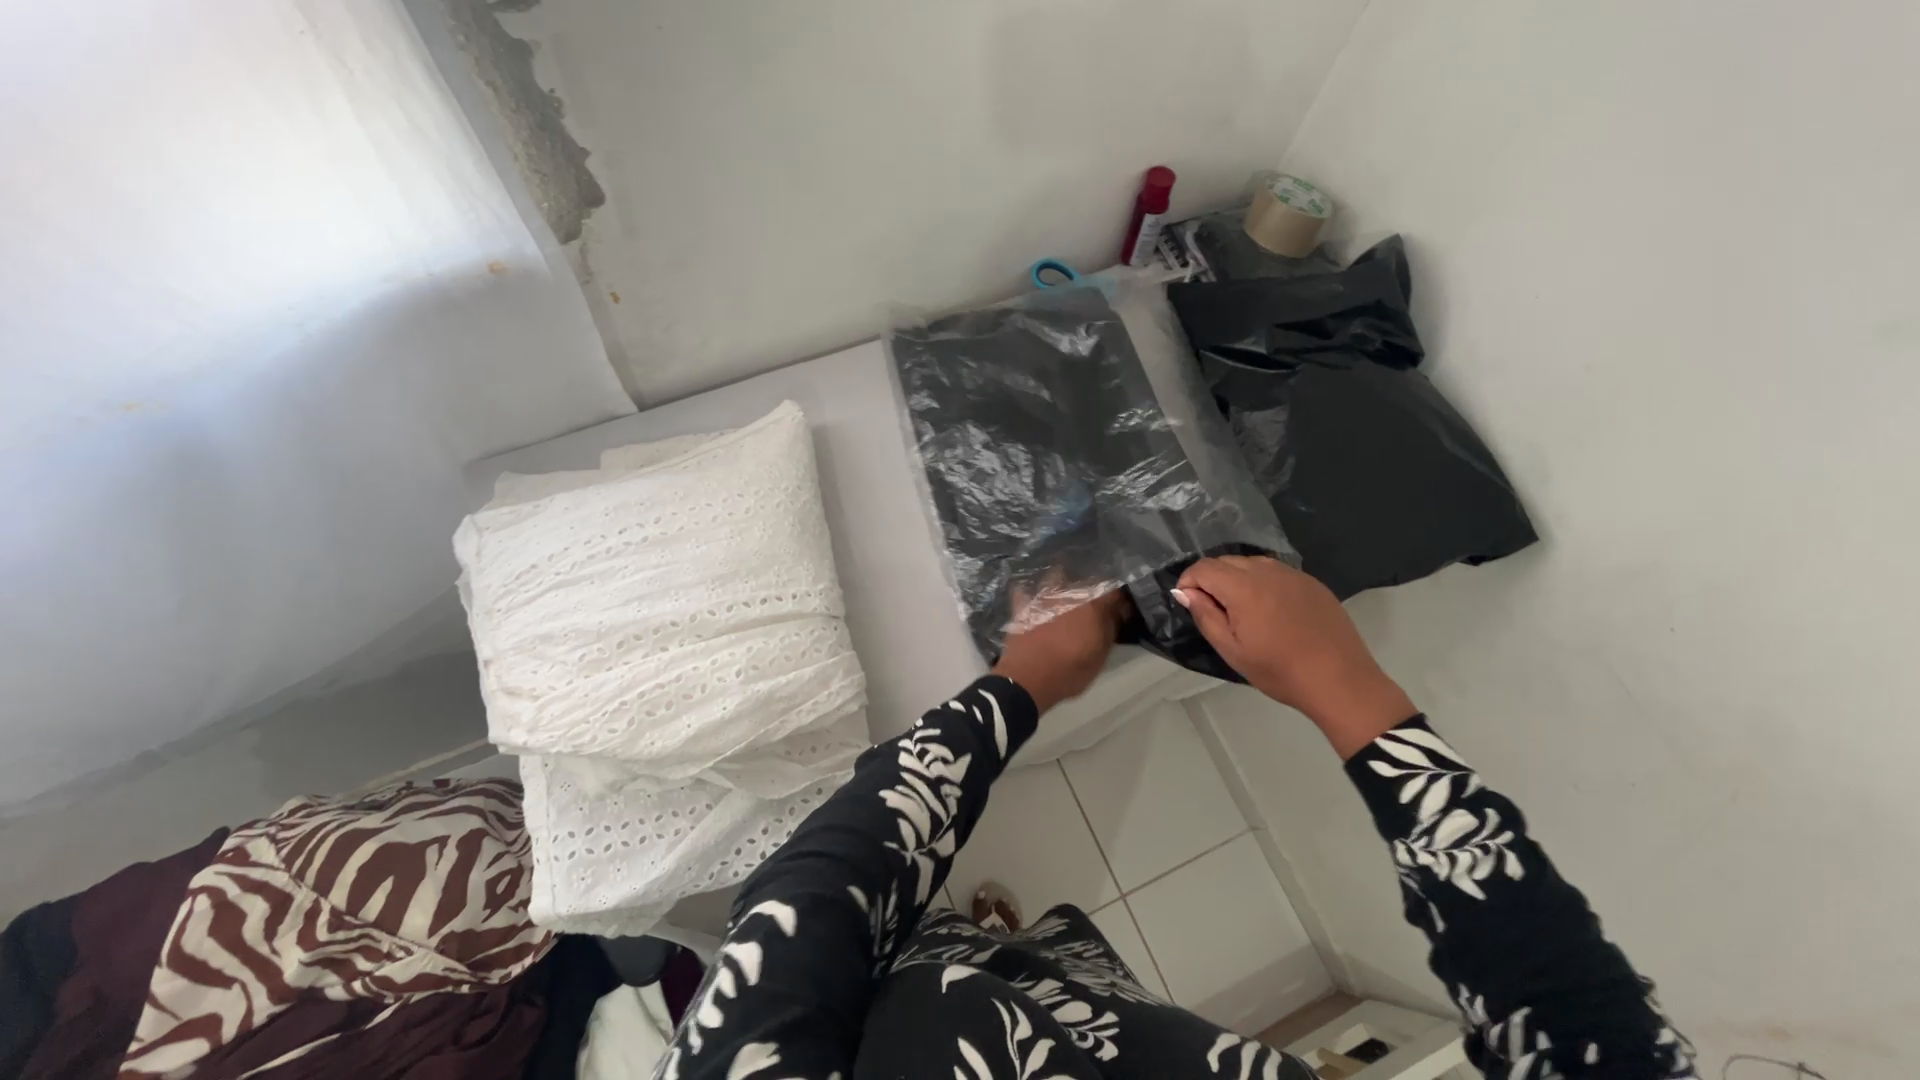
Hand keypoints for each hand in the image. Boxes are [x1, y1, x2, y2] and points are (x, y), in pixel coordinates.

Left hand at [991, 586, 1128, 714]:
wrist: (1028, 678)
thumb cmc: (1070, 671)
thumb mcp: (1100, 657)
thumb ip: (1110, 630)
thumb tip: (1117, 613)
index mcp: (1092, 605)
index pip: (1114, 591)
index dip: (1119, 599)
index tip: (1121, 609)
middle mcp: (1069, 593)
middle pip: (1085, 580)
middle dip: (1092, 587)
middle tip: (1092, 602)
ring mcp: (1043, 597)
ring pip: (1055, 575)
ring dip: (1062, 580)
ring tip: (1063, 593)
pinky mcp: (1022, 605)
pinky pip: (1024, 589)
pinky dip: (1030, 591)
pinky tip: (1032, 596)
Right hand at [1175, 555, 1415, 758]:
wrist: (1340, 680)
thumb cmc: (1280, 671)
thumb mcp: (1232, 650)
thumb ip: (1205, 615)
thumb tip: (1184, 592)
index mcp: (1244, 587)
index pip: (1204, 567)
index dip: (1189, 581)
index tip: (1189, 603)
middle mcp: (1268, 571)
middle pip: (1227, 561)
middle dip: (1212, 579)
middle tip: (1214, 611)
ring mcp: (1293, 574)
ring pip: (1252, 563)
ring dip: (1237, 579)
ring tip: (1242, 611)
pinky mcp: (1312, 583)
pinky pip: (1276, 572)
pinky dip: (1263, 583)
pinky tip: (1270, 611)